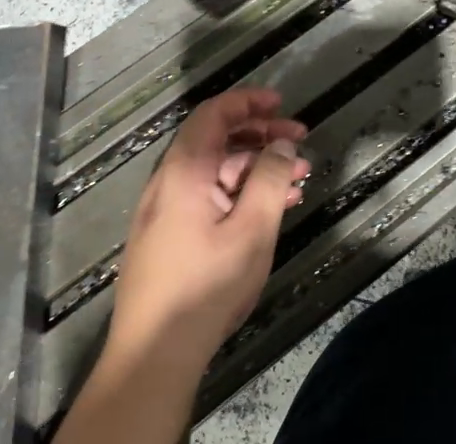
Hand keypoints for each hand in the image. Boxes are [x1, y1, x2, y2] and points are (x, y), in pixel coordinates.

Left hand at [106, 89, 309, 368]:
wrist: (154, 353)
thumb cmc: (207, 285)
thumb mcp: (253, 228)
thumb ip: (270, 177)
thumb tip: (281, 143)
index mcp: (184, 172)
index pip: (214, 114)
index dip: (249, 101)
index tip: (283, 104)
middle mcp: (168, 184)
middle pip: (216, 140)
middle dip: (261, 135)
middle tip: (301, 141)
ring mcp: (165, 212)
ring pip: (216, 171)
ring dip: (257, 167)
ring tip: (297, 180)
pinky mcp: (168, 236)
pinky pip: (208, 196)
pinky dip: (241, 191)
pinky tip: (272, 208)